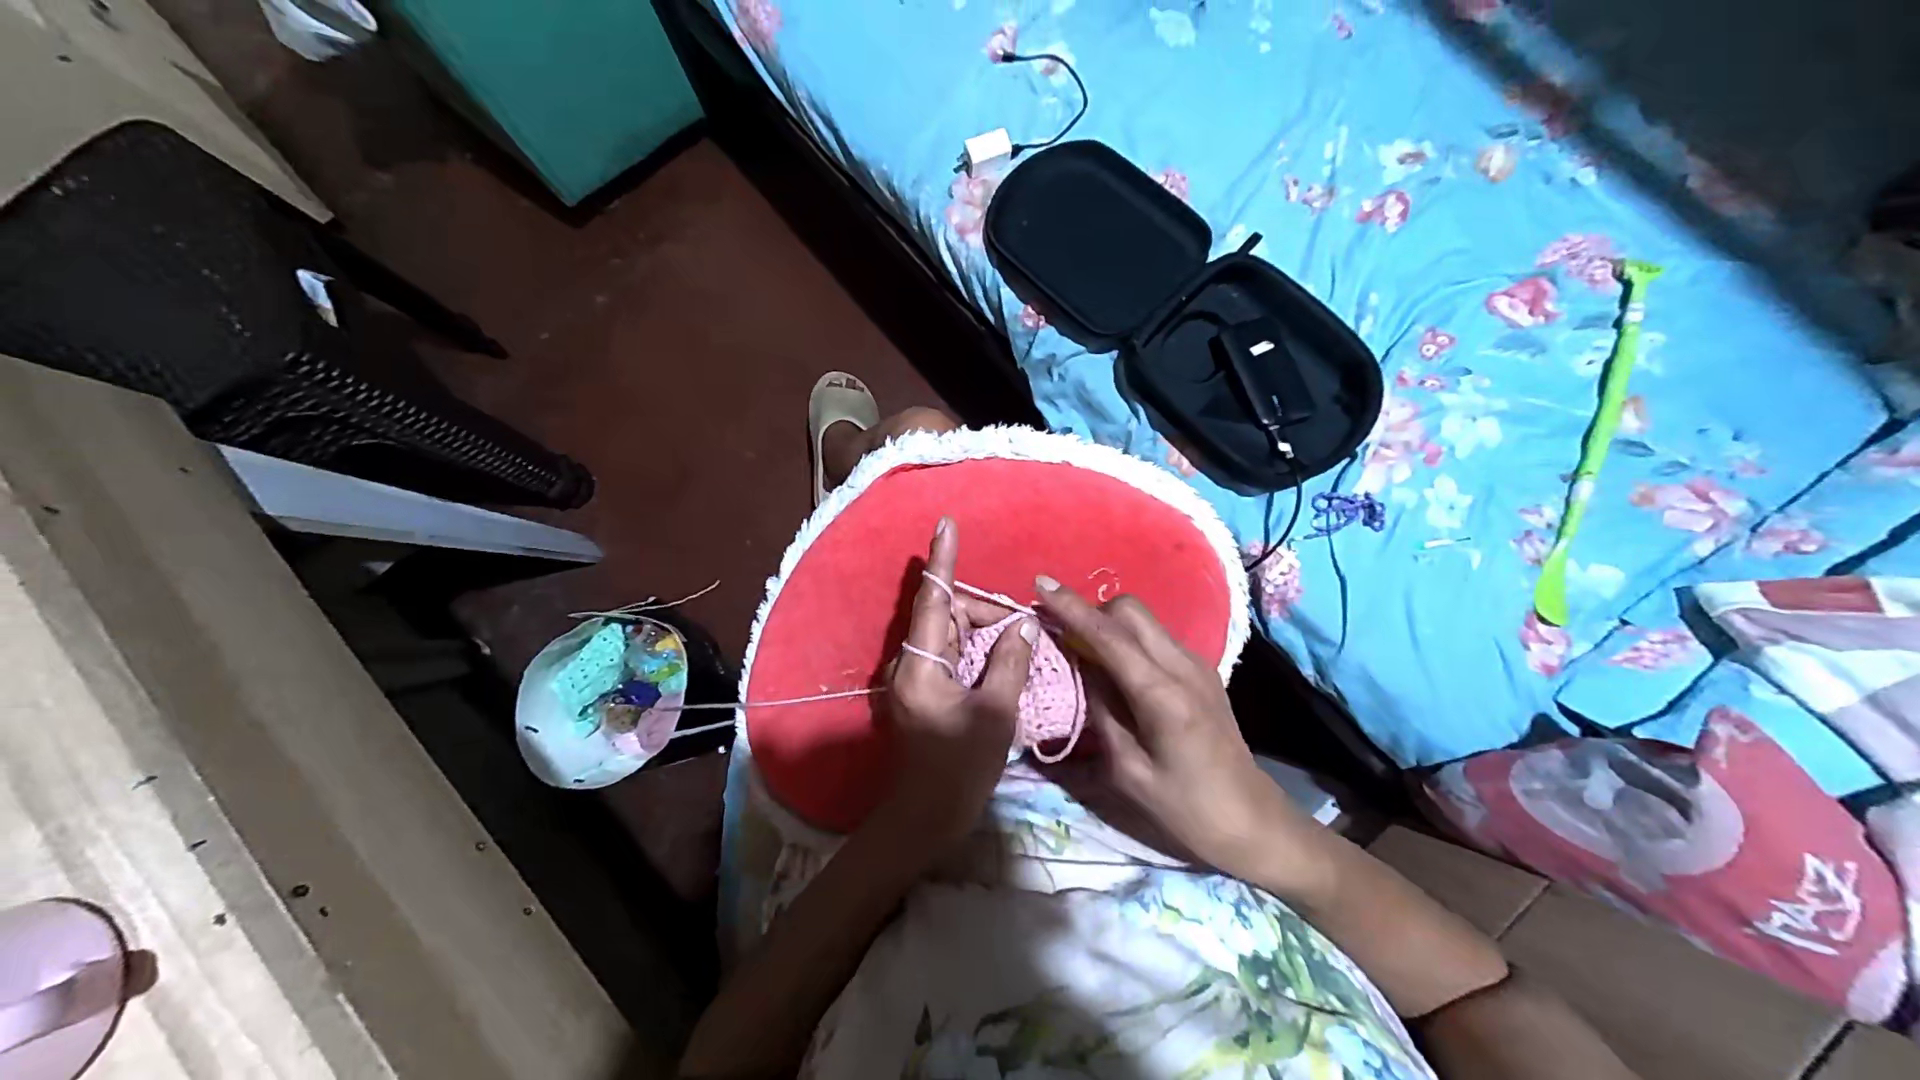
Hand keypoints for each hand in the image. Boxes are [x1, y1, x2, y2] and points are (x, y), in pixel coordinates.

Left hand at [879, 517, 1036, 846]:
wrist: (922, 818)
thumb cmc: (958, 768)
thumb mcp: (994, 714)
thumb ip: (1009, 662)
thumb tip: (1024, 624)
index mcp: (921, 665)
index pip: (933, 599)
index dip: (942, 560)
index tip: (946, 524)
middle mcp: (909, 664)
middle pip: (946, 617)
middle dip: (984, 612)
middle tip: (1024, 627)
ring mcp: (912, 679)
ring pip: (949, 637)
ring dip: (981, 633)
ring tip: (1018, 642)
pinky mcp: (920, 693)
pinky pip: (948, 657)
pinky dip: (973, 652)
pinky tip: (1000, 659)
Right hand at [1033, 577, 1325, 890]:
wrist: (1254, 822)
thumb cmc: (1186, 809)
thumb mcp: (1128, 772)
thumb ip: (1100, 712)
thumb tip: (1079, 668)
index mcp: (1162, 695)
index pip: (1108, 635)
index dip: (1071, 608)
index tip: (1041, 585)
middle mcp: (1183, 666)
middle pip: (1129, 610)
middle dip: (1092, 612)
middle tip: (1063, 637)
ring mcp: (1197, 665)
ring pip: (1143, 620)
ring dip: (1109, 625)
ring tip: (1083, 652)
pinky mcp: (1202, 671)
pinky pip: (1155, 637)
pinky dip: (1127, 640)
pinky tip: (1115, 670)